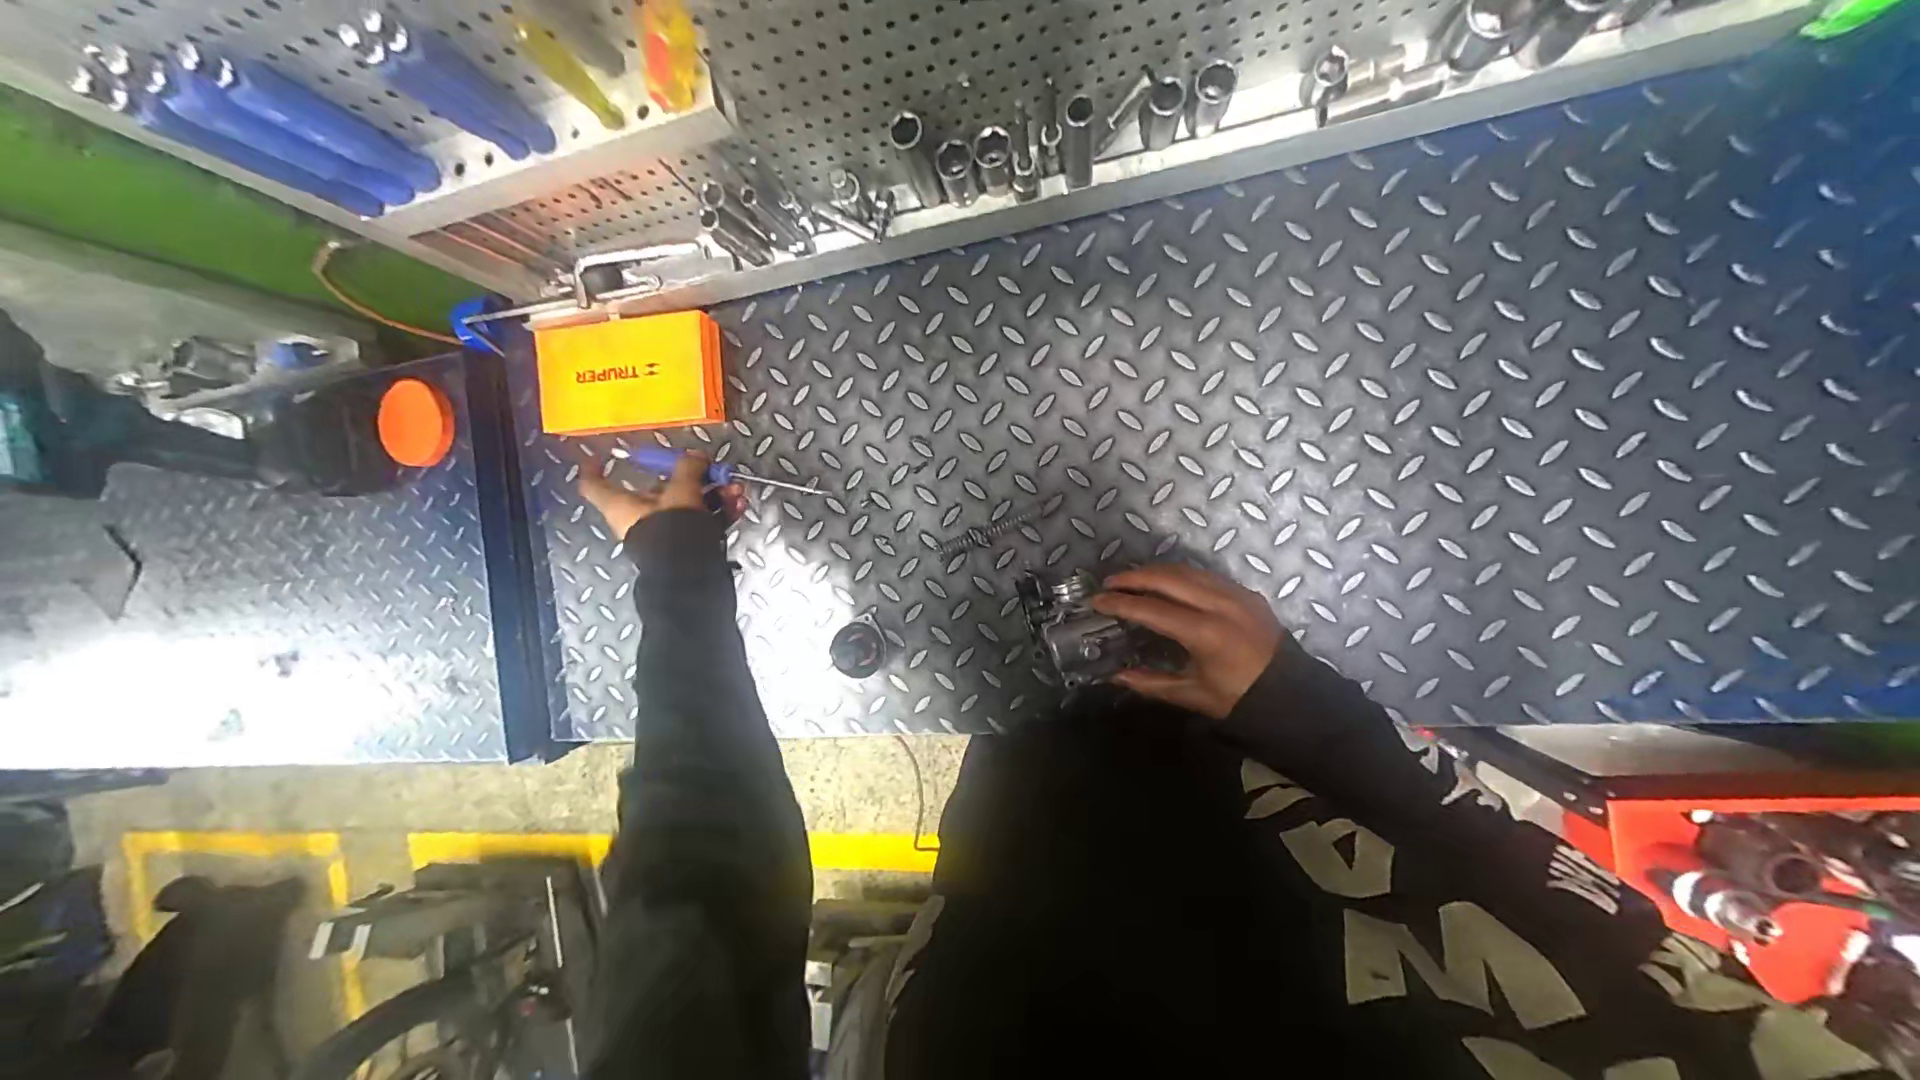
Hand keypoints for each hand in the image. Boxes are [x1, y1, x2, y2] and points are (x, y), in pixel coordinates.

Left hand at [577, 451, 742, 537]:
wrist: (689, 573)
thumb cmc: (671, 527)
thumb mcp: (681, 489)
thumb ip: (689, 468)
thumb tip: (696, 456)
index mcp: (621, 505)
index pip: (595, 484)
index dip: (595, 467)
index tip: (602, 456)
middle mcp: (640, 519)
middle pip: (660, 490)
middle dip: (692, 478)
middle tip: (712, 470)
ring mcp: (664, 533)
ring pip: (688, 505)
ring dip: (715, 494)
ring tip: (734, 490)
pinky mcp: (686, 546)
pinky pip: (701, 523)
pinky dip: (719, 513)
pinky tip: (738, 505)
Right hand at [1089, 563, 1283, 719]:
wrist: (1292, 694)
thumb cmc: (1239, 698)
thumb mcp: (1192, 694)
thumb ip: (1151, 683)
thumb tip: (1116, 675)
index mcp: (1205, 633)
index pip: (1151, 609)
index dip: (1120, 603)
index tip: (1097, 600)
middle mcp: (1219, 606)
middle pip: (1167, 579)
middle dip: (1134, 577)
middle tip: (1109, 582)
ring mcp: (1235, 594)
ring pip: (1187, 571)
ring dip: (1155, 571)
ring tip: (1132, 578)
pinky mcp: (1246, 592)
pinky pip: (1205, 574)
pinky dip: (1180, 574)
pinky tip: (1166, 581)